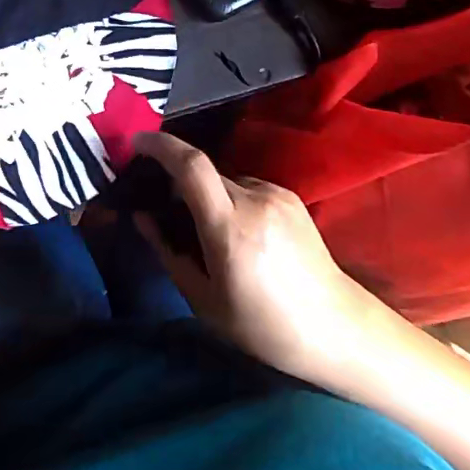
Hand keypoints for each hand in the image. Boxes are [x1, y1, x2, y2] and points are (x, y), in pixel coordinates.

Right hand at [132, 131, 390, 389]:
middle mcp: (255, 198)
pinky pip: (250, 188)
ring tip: (213, 237)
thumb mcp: (204, 300)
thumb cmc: (262, 326)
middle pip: (205, 173)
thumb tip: (142, 217)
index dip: (161, 147)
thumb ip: (169, 252)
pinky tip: (244, 237)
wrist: (332, 325)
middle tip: (170, 213)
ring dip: (210, 197)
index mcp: (229, 226)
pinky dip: (235, 202)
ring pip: (227, 181)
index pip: (191, 166)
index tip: (137, 144)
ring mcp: (277, 194)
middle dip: (181, 184)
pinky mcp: (292, 196)